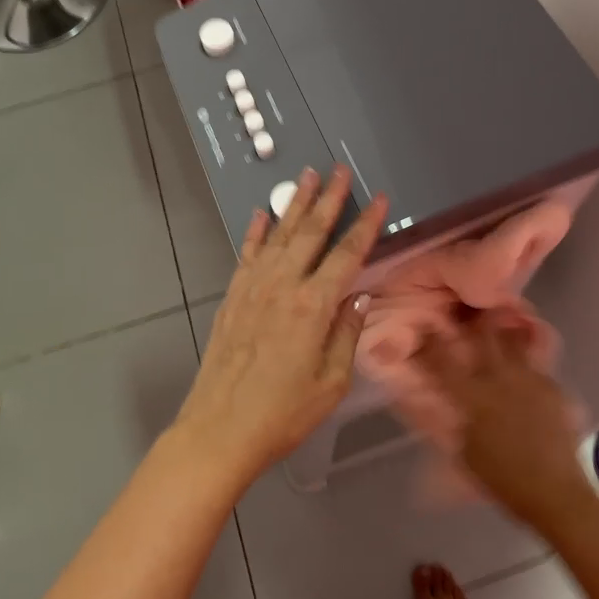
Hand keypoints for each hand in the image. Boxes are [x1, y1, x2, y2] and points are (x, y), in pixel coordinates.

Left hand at [172, 165, 387, 485]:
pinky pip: (248, 253)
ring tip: (307, 176)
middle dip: (328, 198)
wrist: (220, 429)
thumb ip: (346, 335)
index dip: (365, 225)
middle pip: (310, 232)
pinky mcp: (232, 296)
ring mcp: (253, 287)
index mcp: (313, 306)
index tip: (378, 197)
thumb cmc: (284, 413)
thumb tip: (358, 297)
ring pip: (279, 234)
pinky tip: (263, 212)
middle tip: (339, 169)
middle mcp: (283, 285)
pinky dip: (257, 230)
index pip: (346, 254)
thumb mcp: (331, 383)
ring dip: (294, 203)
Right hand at [416, 316, 593, 527]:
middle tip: (467, 313)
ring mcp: (529, 380)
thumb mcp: (466, 454)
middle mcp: (498, 379)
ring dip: (504, 331)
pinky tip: (528, 371)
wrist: (555, 494)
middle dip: (473, 320)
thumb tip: (452, 406)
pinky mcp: (553, 388)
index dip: (430, 342)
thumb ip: (457, 423)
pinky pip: (538, 366)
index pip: (442, 362)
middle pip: (484, 336)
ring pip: (515, 340)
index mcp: (472, 397)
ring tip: (501, 321)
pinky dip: (529, 364)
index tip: (424, 328)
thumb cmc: (503, 481)